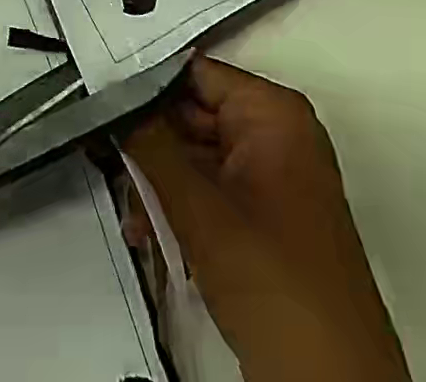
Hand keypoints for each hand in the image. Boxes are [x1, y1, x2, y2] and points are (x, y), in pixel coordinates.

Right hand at [124, 57, 410, 381]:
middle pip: (190, 116)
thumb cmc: (271, 278)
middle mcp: (274, 134)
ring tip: (134, 215)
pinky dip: (177, 206)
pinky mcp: (262, 212)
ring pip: (193, 155)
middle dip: (147, 145)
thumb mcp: (196, 204)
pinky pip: (208, 187)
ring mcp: (269, 174)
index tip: (98, 101)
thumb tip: (111, 98)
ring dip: (156, 182)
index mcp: (273, 115)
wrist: (327, 378)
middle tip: (107, 162)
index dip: (143, 84)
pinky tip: (149, 230)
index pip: (193, 74)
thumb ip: (148, 142)